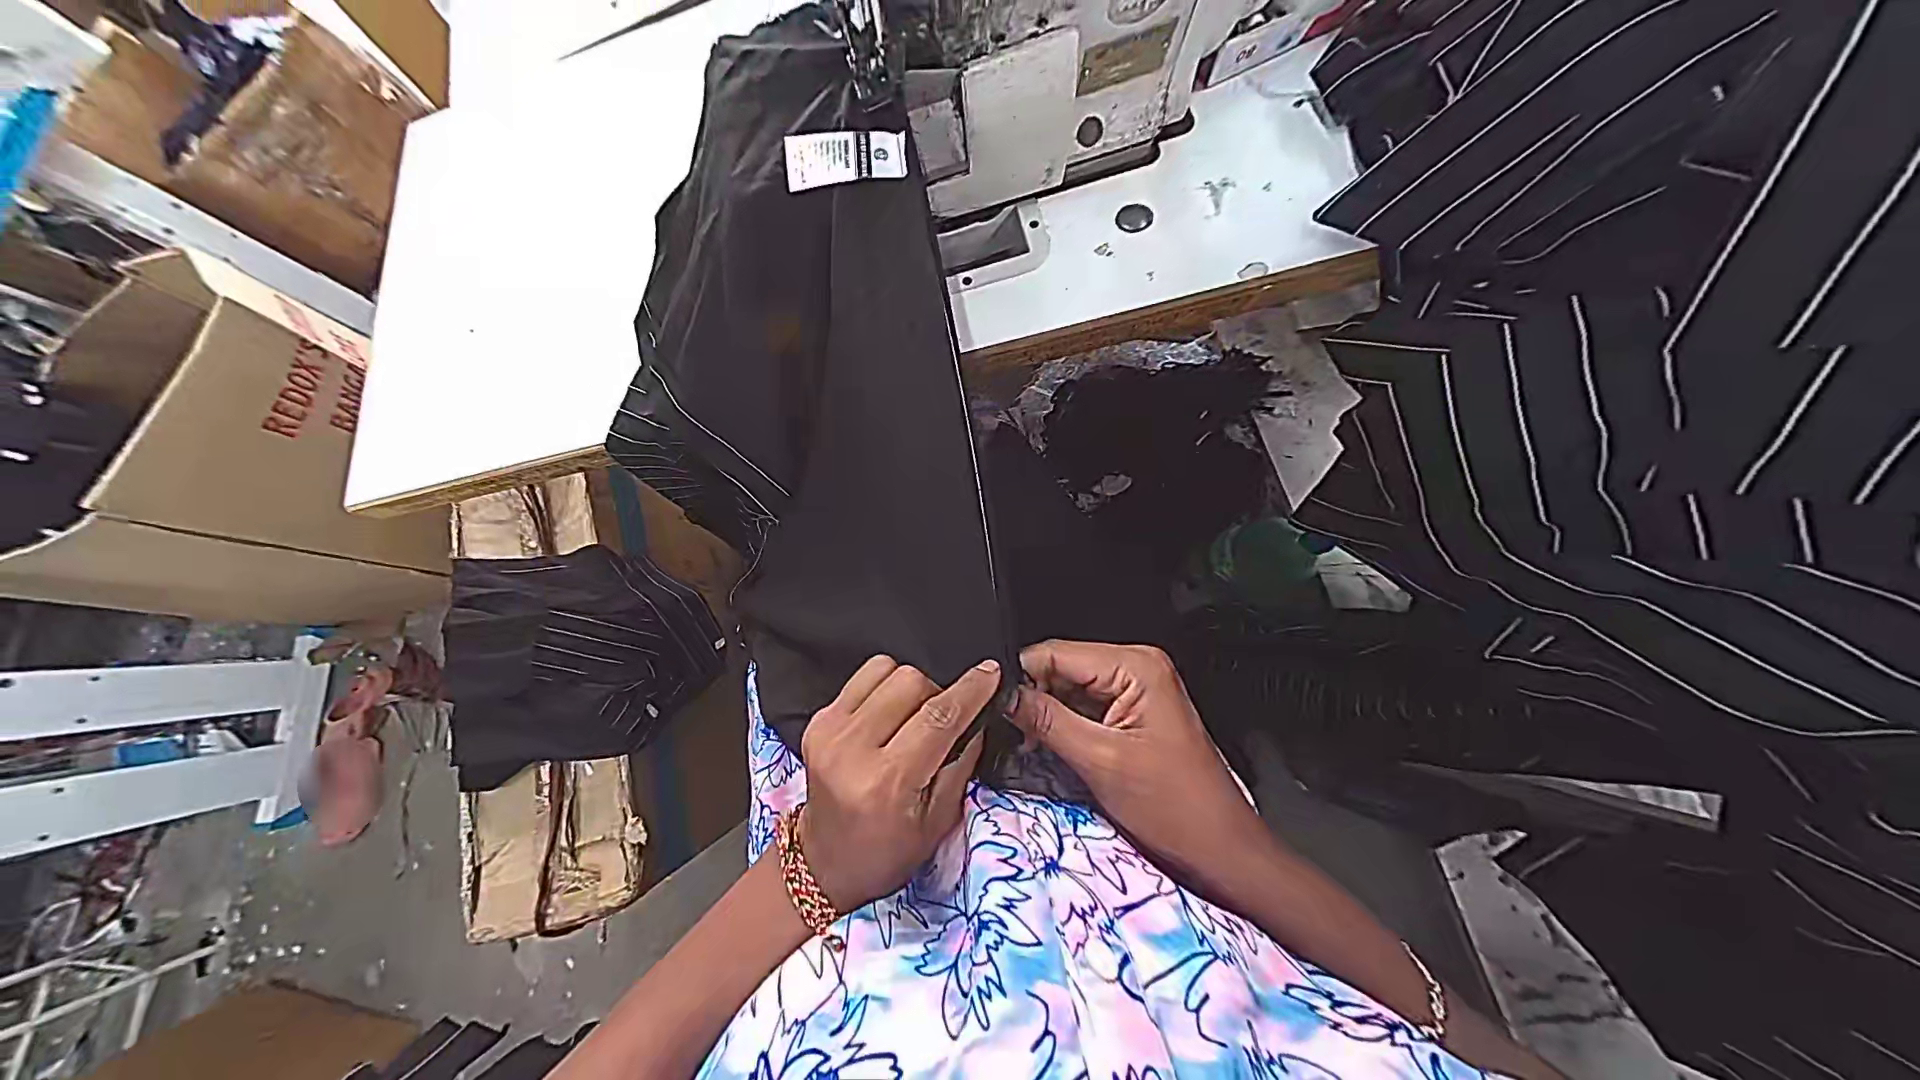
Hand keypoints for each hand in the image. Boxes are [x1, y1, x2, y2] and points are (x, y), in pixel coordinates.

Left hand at [797, 655, 992, 910]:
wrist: (825, 862)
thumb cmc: (886, 851)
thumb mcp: (938, 822)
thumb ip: (961, 764)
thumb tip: (979, 717)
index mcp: (887, 782)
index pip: (937, 718)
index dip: (970, 690)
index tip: (990, 673)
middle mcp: (852, 750)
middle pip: (912, 682)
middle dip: (938, 694)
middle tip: (941, 723)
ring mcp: (829, 731)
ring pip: (887, 670)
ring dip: (909, 687)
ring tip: (911, 718)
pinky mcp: (818, 720)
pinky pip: (862, 676)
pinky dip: (884, 687)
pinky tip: (887, 714)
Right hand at [1010, 640, 1274, 899]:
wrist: (1218, 848)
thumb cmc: (1178, 808)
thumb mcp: (1100, 761)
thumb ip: (1047, 720)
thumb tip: (1005, 695)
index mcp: (1137, 666)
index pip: (1057, 652)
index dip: (1022, 677)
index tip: (996, 704)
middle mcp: (1138, 667)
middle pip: (1061, 667)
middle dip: (1035, 698)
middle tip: (1017, 734)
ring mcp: (1136, 689)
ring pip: (1069, 688)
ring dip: (1048, 714)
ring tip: (1036, 745)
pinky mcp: (1132, 710)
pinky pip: (1084, 706)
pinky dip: (1065, 725)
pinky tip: (1055, 748)